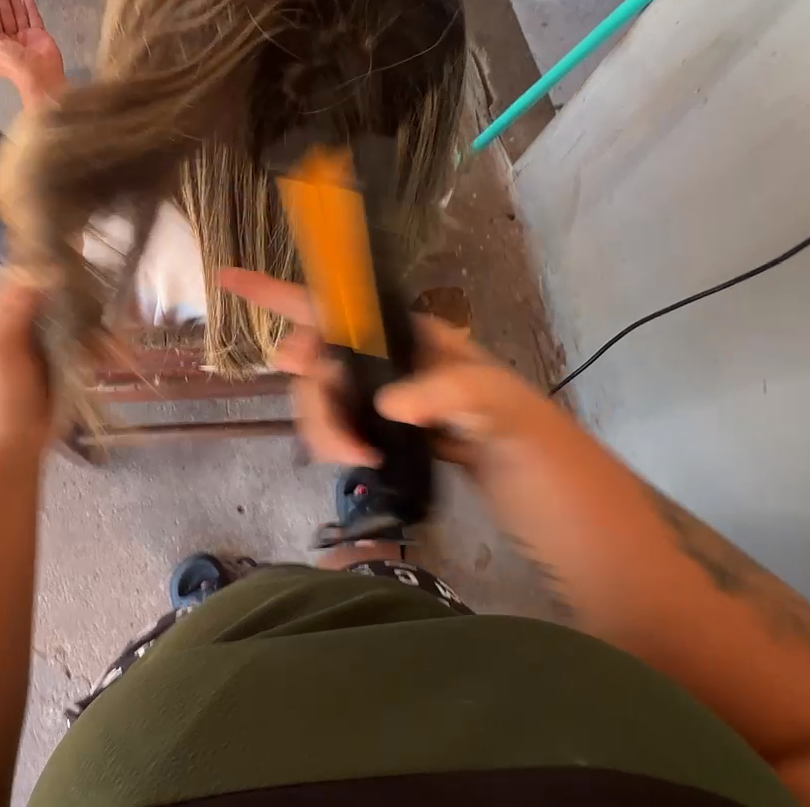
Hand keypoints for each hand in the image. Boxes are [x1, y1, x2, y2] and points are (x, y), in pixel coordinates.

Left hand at [0, 0, 66, 108]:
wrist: (41, 76)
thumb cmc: (15, 64)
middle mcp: (11, 40)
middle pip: (5, 16)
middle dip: (2, 0)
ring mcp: (26, 37)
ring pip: (19, 15)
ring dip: (14, 1)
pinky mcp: (40, 35)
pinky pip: (34, 19)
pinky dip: (31, 9)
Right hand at [217, 268, 570, 467]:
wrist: (579, 530)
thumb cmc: (553, 463)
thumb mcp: (511, 416)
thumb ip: (452, 394)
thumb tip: (385, 402)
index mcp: (424, 340)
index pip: (347, 305)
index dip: (286, 291)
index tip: (230, 279)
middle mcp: (400, 364)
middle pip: (321, 359)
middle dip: (313, 395)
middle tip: (342, 444)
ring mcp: (393, 405)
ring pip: (325, 400)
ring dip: (324, 430)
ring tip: (358, 462)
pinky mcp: (392, 443)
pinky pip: (340, 431)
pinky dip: (335, 446)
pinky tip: (359, 464)